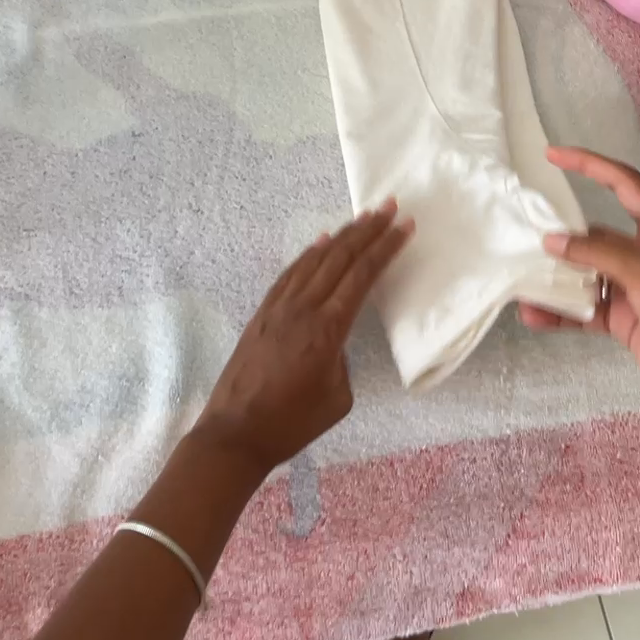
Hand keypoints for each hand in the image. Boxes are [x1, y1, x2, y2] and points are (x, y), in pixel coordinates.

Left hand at [192, 202, 413, 476]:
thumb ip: (343, 359)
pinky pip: (291, 273)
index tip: (403, 226)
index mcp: (328, 328)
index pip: (362, 276)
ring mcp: (279, 307)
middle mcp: (304, 308)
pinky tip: (320, 243)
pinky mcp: (263, 313)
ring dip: (341, 236)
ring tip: (361, 218)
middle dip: (368, 230)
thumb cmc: (292, 422)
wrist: (236, 432)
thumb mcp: (338, 396)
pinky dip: (309, 254)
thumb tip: (335, 340)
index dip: (385, 248)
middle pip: (340, 257)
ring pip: (315, 259)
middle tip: (388, 207)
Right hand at [519, 146, 639, 438]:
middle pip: (595, 236)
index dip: (590, 165)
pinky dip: (560, 313)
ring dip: (556, 280)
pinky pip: (584, 311)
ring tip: (522, 284)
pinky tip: (535, 316)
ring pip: (585, 276)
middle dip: (561, 237)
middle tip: (522, 236)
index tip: (553, 155)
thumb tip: (552, 240)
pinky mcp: (625, 322)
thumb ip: (598, 253)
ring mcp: (634, 291)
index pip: (624, 185)